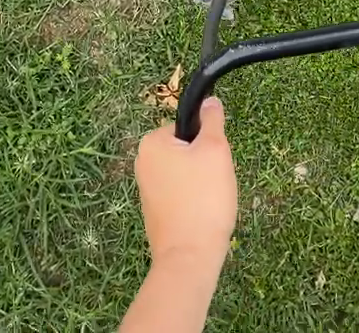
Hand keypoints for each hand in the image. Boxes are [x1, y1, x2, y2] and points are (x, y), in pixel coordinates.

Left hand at [134, 97, 237, 265]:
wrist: (189, 256)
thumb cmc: (203, 198)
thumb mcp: (215, 149)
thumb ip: (213, 120)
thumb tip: (209, 101)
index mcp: (152, 143)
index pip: (188, 126)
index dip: (207, 140)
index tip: (213, 160)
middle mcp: (143, 162)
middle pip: (186, 148)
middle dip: (204, 162)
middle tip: (214, 180)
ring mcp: (147, 189)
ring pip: (186, 171)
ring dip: (202, 181)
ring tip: (209, 199)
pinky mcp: (154, 211)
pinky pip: (181, 192)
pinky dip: (194, 198)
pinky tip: (202, 213)